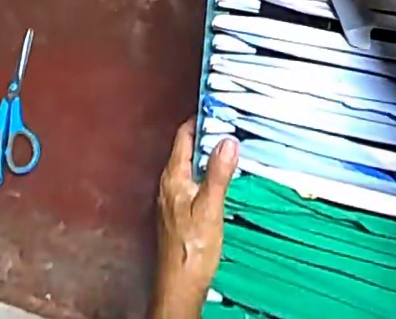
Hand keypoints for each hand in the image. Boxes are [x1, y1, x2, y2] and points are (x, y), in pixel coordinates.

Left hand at [150, 120, 237, 318]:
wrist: (178, 287)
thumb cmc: (192, 248)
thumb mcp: (210, 207)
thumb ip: (218, 173)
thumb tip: (228, 140)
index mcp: (173, 176)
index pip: (183, 135)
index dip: (199, 119)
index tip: (217, 109)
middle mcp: (167, 183)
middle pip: (185, 148)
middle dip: (204, 135)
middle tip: (227, 126)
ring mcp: (169, 198)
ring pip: (187, 165)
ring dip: (204, 154)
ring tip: (226, 148)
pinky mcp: (175, 212)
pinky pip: (188, 180)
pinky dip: (202, 172)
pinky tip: (216, 179)